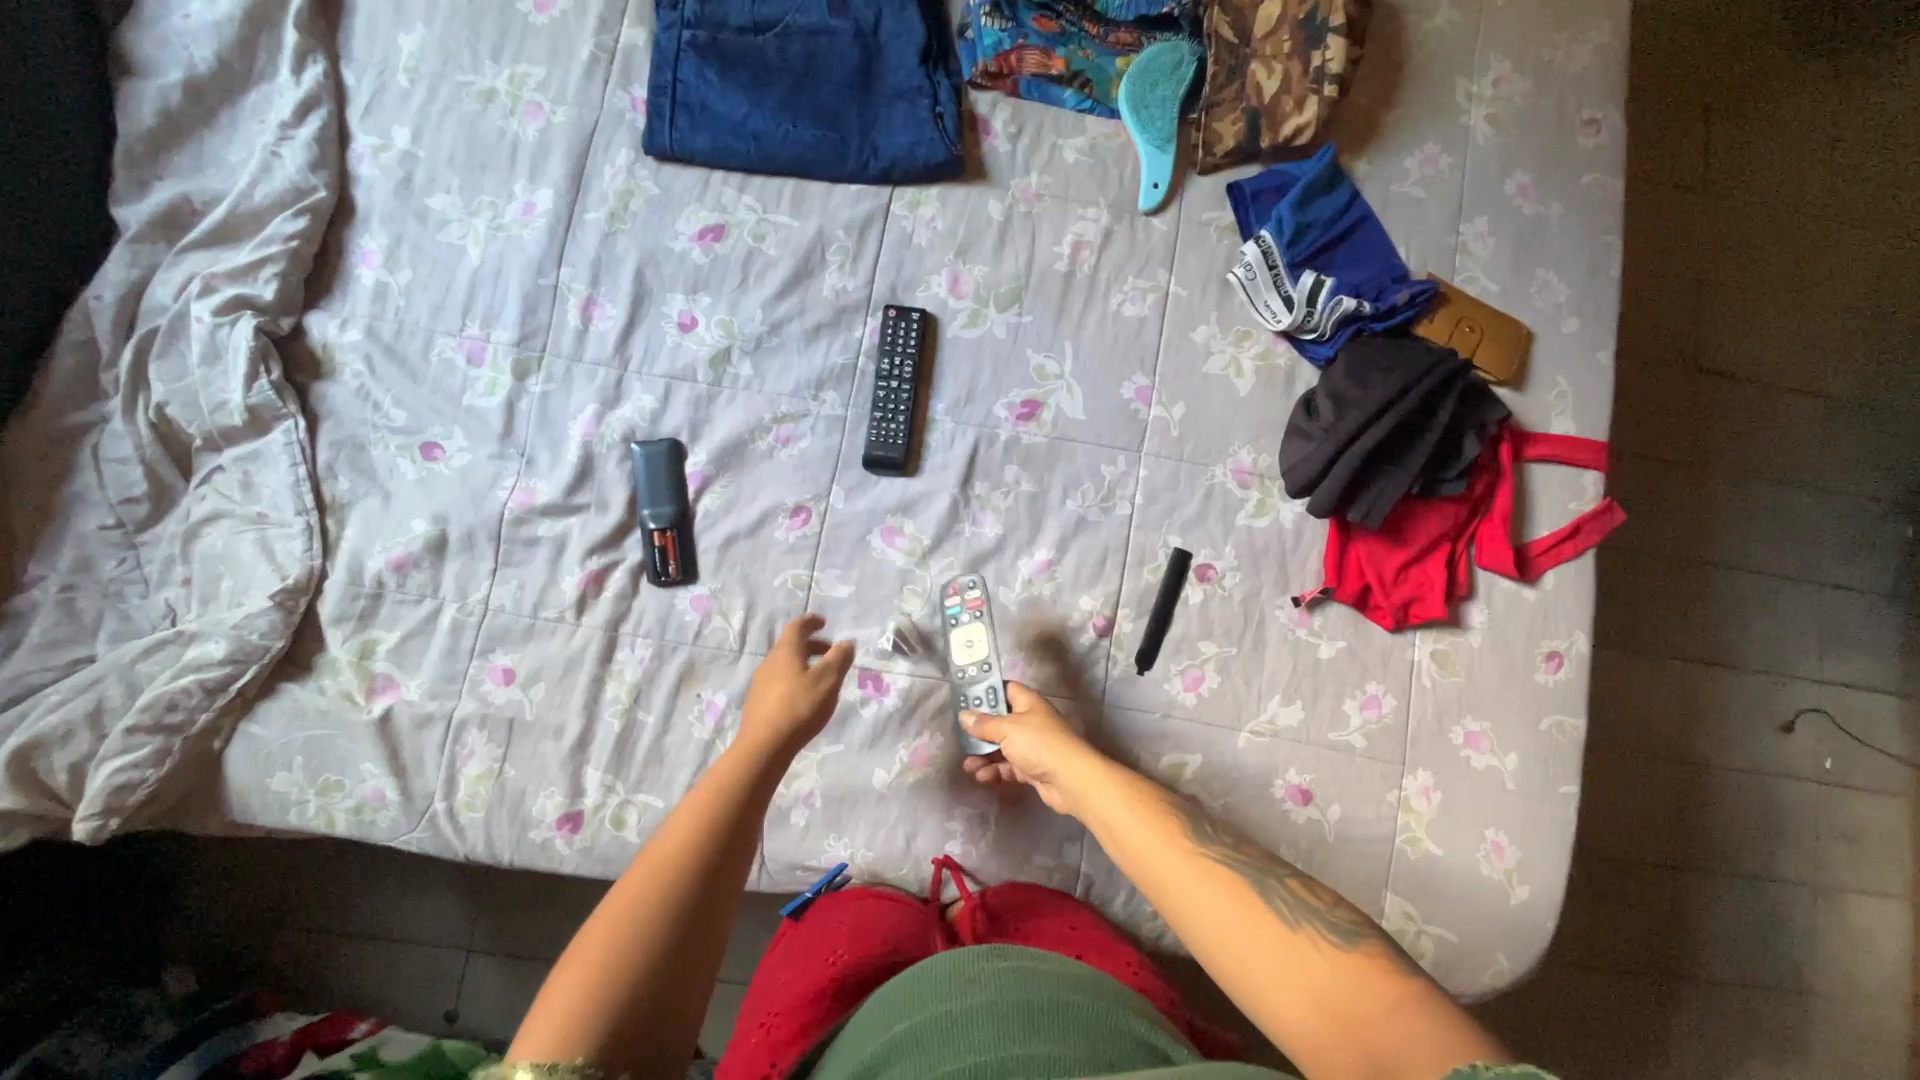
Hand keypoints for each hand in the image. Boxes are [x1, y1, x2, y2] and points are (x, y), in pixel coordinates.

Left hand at [738, 615, 854, 756]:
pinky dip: (795, 680)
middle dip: (812, 645)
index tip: (824, 622)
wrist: (764, 745)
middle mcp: (770, 662)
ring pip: (785, 664)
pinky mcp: (758, 702)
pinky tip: (804, 698)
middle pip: (790, 645)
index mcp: (786, 651)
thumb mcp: (828, 681)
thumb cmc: (799, 707)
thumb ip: (839, 659)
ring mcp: (761, 682)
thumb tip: (846, 642)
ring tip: (821, 678)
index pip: (797, 626)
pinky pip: (779, 681)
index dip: (811, 621)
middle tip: (831, 653)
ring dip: (804, 664)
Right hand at [960, 682, 1111, 816]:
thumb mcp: (1007, 729)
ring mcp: (1032, 746)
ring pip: (1003, 747)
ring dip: (985, 756)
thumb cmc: (1039, 744)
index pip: (1006, 689)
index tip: (966, 698)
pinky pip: (1009, 766)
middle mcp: (1030, 721)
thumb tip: (964, 715)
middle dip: (981, 731)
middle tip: (962, 737)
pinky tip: (982, 777)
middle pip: (1001, 721)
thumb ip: (984, 724)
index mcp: (1028, 703)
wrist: (1070, 779)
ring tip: (968, 765)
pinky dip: (996, 771)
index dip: (988, 691)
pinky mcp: (1032, 768)